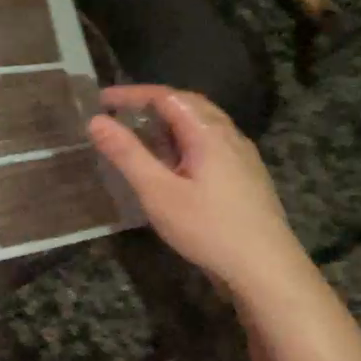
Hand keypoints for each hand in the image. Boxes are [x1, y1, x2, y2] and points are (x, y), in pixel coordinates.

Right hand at [87, 85, 310, 297]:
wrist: (264, 267)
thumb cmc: (207, 227)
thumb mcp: (158, 192)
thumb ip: (127, 154)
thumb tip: (96, 121)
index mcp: (209, 133)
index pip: (168, 97)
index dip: (132, 94)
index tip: (101, 100)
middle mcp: (229, 136)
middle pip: (189, 105)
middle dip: (152, 103)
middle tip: (119, 112)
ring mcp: (241, 156)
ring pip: (202, 124)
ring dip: (168, 121)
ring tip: (140, 134)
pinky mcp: (244, 176)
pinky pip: (210, 143)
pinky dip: (182, 140)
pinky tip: (171, 162)